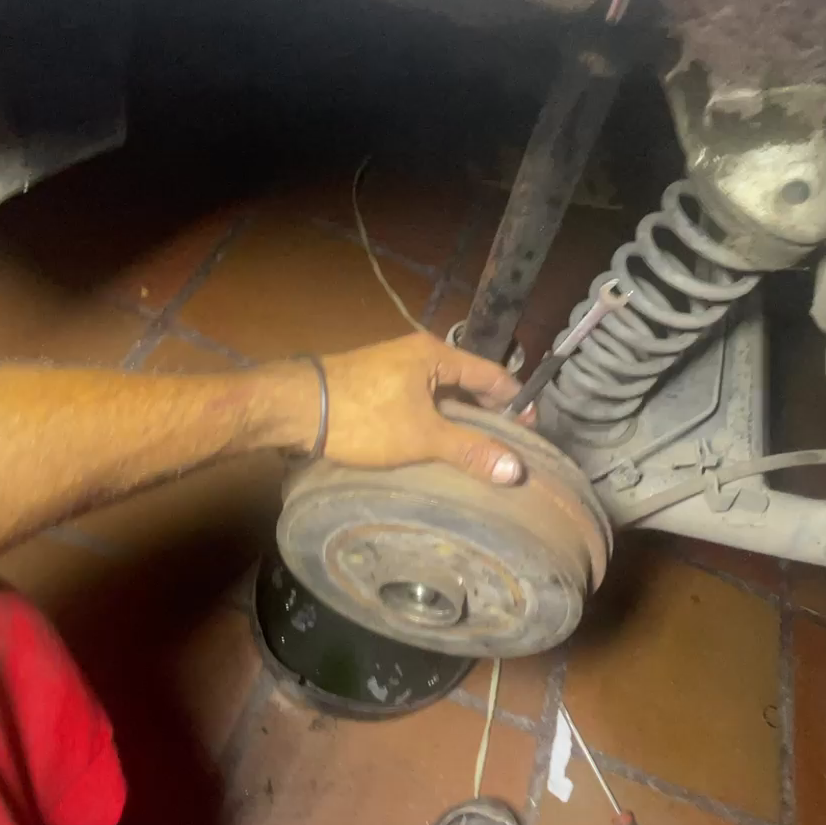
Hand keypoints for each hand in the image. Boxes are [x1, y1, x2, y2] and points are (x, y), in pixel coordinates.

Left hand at [316, 333, 526, 484]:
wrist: (293, 408)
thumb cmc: (363, 417)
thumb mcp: (422, 436)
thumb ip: (469, 450)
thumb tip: (516, 469)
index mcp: (436, 355)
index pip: (492, 374)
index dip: (517, 402)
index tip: (533, 433)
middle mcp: (418, 355)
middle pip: (468, 384)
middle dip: (489, 415)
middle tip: (507, 448)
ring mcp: (394, 370)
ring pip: (441, 396)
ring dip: (460, 421)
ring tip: (477, 454)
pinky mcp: (376, 387)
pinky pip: (419, 403)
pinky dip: (434, 423)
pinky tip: (437, 448)